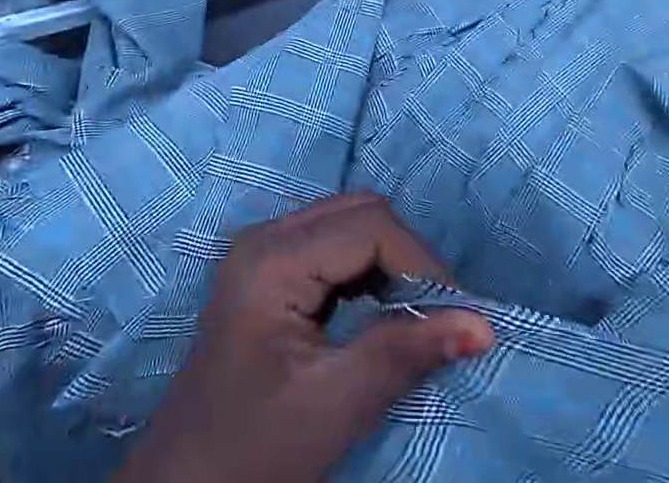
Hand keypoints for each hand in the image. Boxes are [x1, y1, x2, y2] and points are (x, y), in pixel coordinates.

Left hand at [111, 193, 494, 482]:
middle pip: (359, 212)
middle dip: (409, 257)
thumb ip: (404, 353)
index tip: (459, 319)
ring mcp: (262, 248)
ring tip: (416, 318)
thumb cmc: (255, 447)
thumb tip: (482, 323)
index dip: (422, 264)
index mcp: (272, 258)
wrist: (186, 478)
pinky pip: (331, 244)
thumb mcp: (334, 404)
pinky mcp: (267, 268)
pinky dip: (366, 269)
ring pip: (348, 222)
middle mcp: (265, 236)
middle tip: (440, 317)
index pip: (369, 226)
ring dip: (390, 262)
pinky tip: (380, 311)